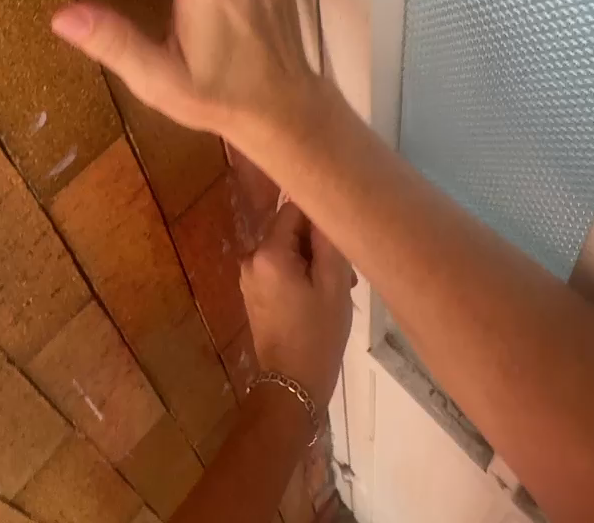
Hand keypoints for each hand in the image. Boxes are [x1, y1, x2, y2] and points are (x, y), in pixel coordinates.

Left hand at [244, 201, 353, 407]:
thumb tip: (322, 208)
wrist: (292, 384)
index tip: (339, 241)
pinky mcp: (253, 291)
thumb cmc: (318, 334)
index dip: (319, 220)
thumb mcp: (333, 284)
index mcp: (268, 252)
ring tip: (336, 290)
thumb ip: (326, 241)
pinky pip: (278, 268)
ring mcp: (248, 275)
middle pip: (289, 231)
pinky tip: (318, 298)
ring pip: (286, 250)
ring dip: (311, 262)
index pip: (293, 210)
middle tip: (345, 275)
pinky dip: (299, 275)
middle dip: (317, 246)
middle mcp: (251, 257)